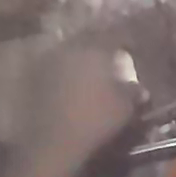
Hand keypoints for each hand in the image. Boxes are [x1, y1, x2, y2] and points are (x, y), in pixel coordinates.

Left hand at [20, 47, 137, 173]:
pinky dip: (67, 71)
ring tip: (93, 69)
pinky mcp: (34, 77)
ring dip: (82, 56)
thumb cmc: (96, 120)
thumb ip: (133, 93)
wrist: (53, 142)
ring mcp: (49, 61)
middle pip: (89, 38)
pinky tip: (73, 83)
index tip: (134, 47)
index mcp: (95, 49)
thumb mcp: (124, 108)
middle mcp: (70, 48)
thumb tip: (141, 88)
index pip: (115, 34)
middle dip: (102, 44)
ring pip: (70, 50)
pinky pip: (56, 66)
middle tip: (113, 54)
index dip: (127, 39)